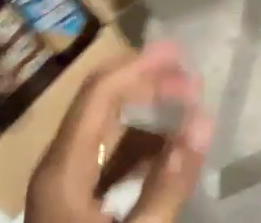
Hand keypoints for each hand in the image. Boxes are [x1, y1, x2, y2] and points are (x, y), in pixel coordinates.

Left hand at [25, 40, 214, 222]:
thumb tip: (204, 118)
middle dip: (147, 88)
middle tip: (193, 79)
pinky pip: (107, 167)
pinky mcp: (72, 214)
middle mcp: (56, 172)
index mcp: (62, 171)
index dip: (139, 68)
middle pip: (101, 109)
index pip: (99, 95)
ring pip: (106, 139)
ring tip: (190, 115)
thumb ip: (169, 181)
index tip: (181, 53)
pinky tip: (169, 158)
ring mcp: (62, 195)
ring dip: (148, 122)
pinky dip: (139, 155)